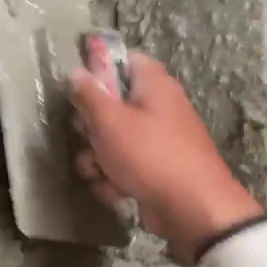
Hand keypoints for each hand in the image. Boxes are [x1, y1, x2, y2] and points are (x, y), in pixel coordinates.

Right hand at [69, 47, 262, 261]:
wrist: (190, 206)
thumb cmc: (149, 154)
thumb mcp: (110, 121)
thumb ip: (89, 94)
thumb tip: (77, 72)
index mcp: (153, 86)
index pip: (125, 60)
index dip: (99, 68)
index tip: (78, 85)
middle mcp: (157, 108)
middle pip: (110, 106)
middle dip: (90, 127)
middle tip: (88, 136)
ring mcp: (155, 140)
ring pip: (109, 141)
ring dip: (96, 159)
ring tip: (101, 172)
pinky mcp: (152, 168)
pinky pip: (120, 166)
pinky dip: (113, 179)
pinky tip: (117, 190)